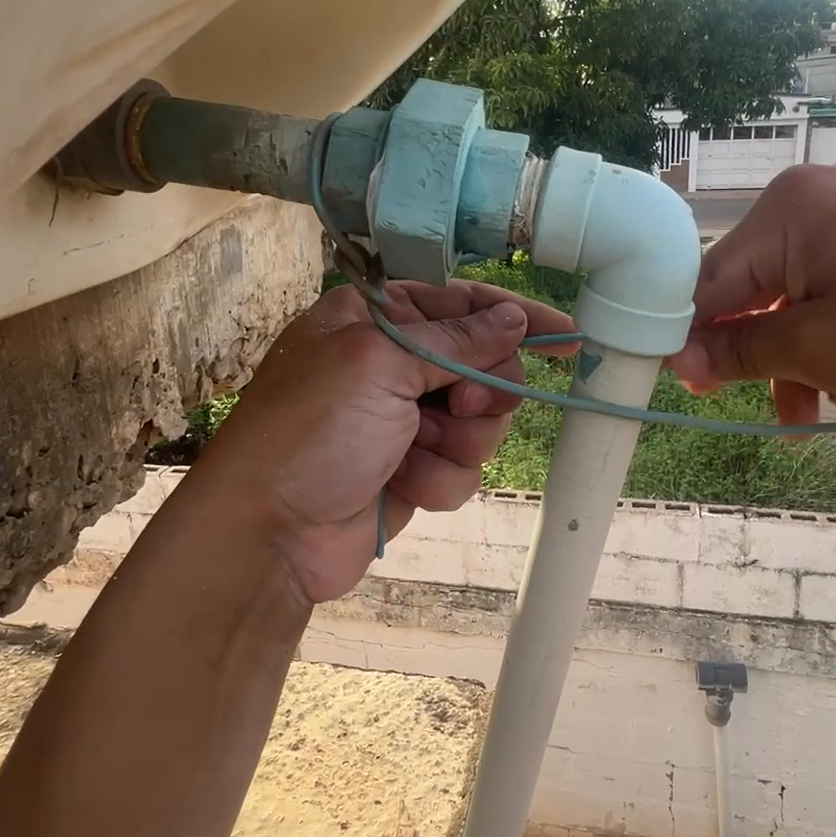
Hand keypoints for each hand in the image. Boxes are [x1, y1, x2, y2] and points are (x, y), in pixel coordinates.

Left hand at [188, 280, 575, 603]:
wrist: (269, 534)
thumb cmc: (312, 431)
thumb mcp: (381, 364)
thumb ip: (456, 338)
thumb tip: (512, 317)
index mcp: (374, 320)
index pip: (462, 303)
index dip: (515, 317)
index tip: (566, 337)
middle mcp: (391, 365)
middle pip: (483, 364)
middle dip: (482, 391)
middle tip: (463, 406)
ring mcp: (403, 420)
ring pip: (481, 420)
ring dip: (458, 441)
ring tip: (418, 451)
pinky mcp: (412, 470)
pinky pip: (461, 467)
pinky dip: (439, 478)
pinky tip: (403, 486)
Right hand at [669, 164, 835, 419]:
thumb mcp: (823, 351)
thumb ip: (739, 350)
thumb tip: (679, 358)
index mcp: (790, 206)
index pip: (706, 279)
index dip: (689, 338)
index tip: (690, 390)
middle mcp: (822, 193)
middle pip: (753, 283)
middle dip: (756, 351)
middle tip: (774, 409)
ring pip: (798, 291)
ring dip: (798, 354)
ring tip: (819, 412)